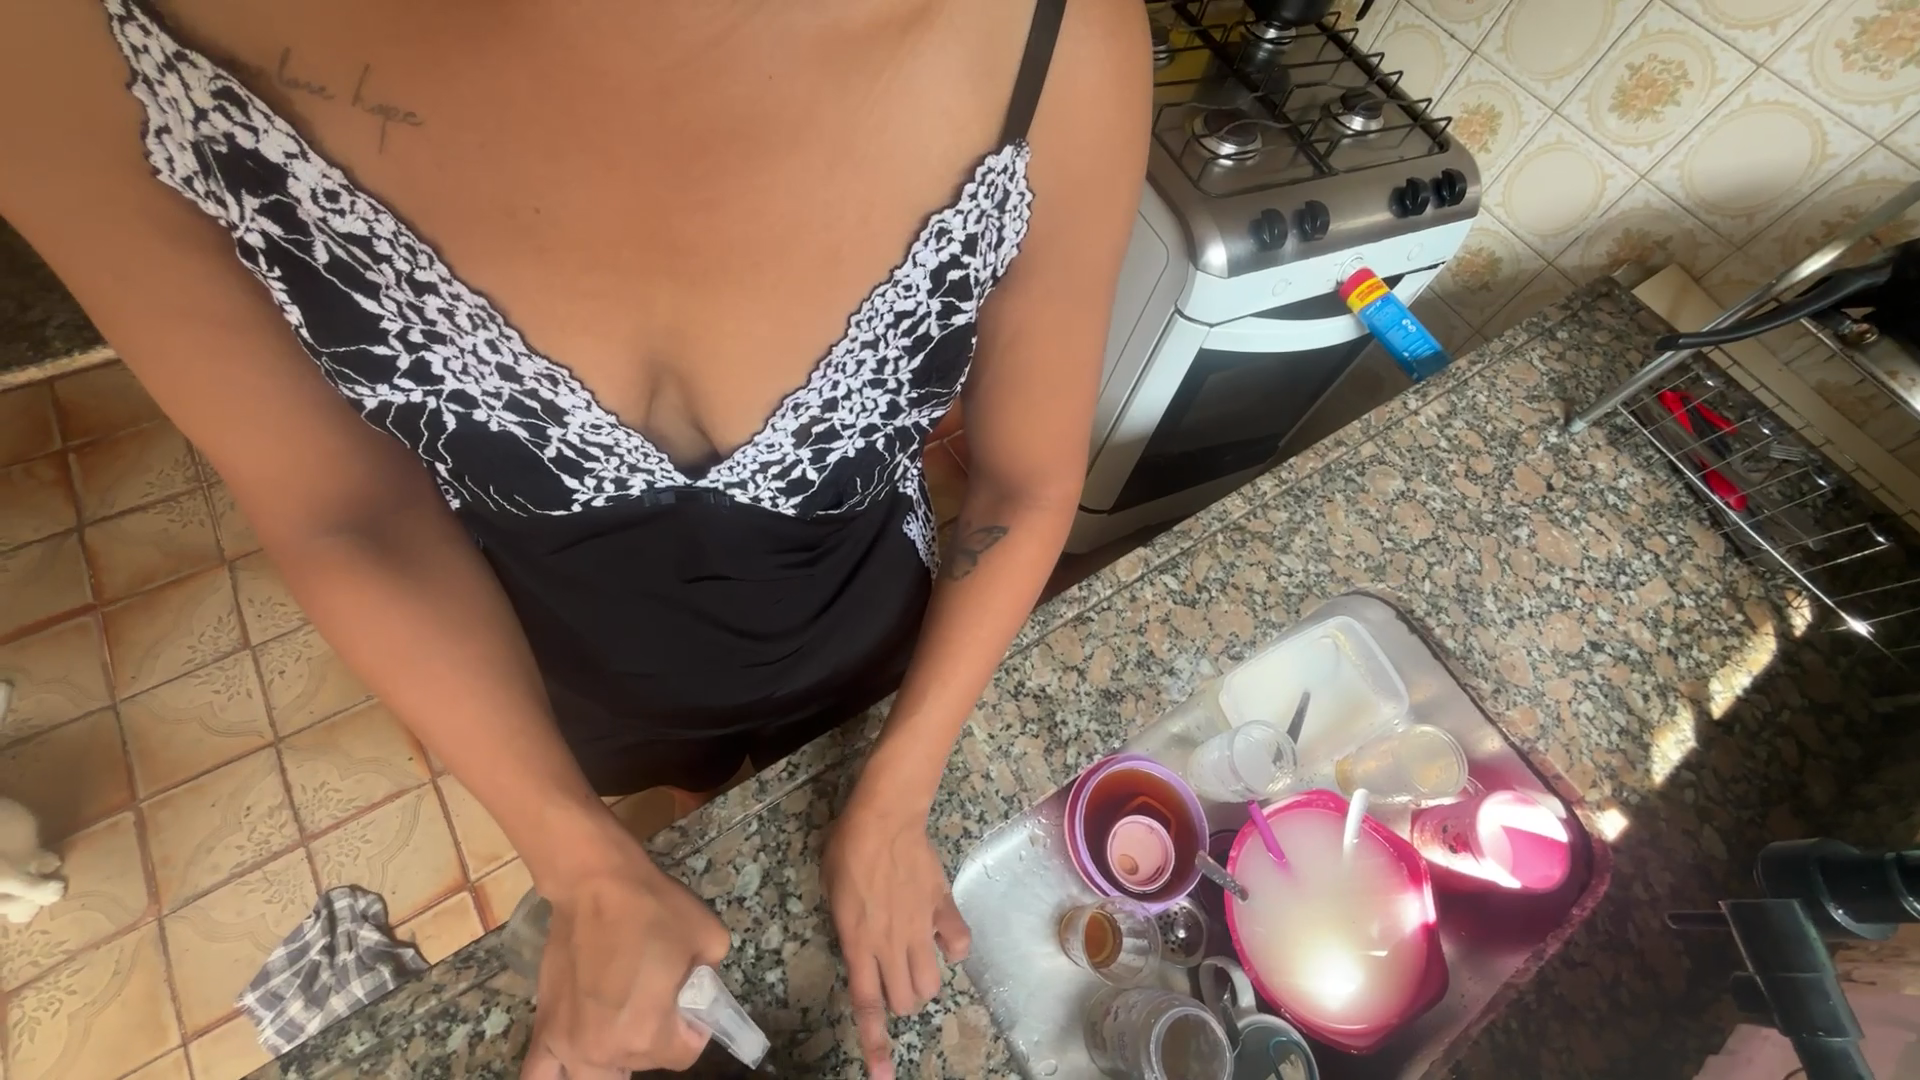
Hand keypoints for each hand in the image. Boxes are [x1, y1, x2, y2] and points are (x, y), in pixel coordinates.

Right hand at [520, 832, 730, 1078]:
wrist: (597, 884)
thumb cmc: (654, 908)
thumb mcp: (710, 936)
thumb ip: (712, 974)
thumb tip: (701, 987)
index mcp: (647, 1032)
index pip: (685, 1054)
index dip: (696, 1026)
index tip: (693, 996)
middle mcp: (605, 1051)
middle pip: (643, 1064)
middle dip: (659, 1037)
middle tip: (661, 997)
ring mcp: (568, 1045)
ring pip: (598, 1076)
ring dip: (617, 1057)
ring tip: (625, 1021)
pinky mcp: (544, 1030)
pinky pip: (540, 1075)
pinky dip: (560, 1071)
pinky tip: (576, 1051)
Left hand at [823, 794, 971, 1079]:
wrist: (885, 817)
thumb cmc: (848, 847)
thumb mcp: (832, 890)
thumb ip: (847, 926)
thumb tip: (859, 943)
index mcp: (858, 942)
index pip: (868, 1004)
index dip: (875, 1042)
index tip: (882, 1076)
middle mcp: (891, 943)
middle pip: (905, 1000)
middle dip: (899, 1000)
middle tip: (891, 976)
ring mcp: (921, 926)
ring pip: (931, 981)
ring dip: (923, 980)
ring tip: (915, 959)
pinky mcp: (942, 906)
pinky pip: (958, 942)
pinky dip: (952, 947)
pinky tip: (942, 935)